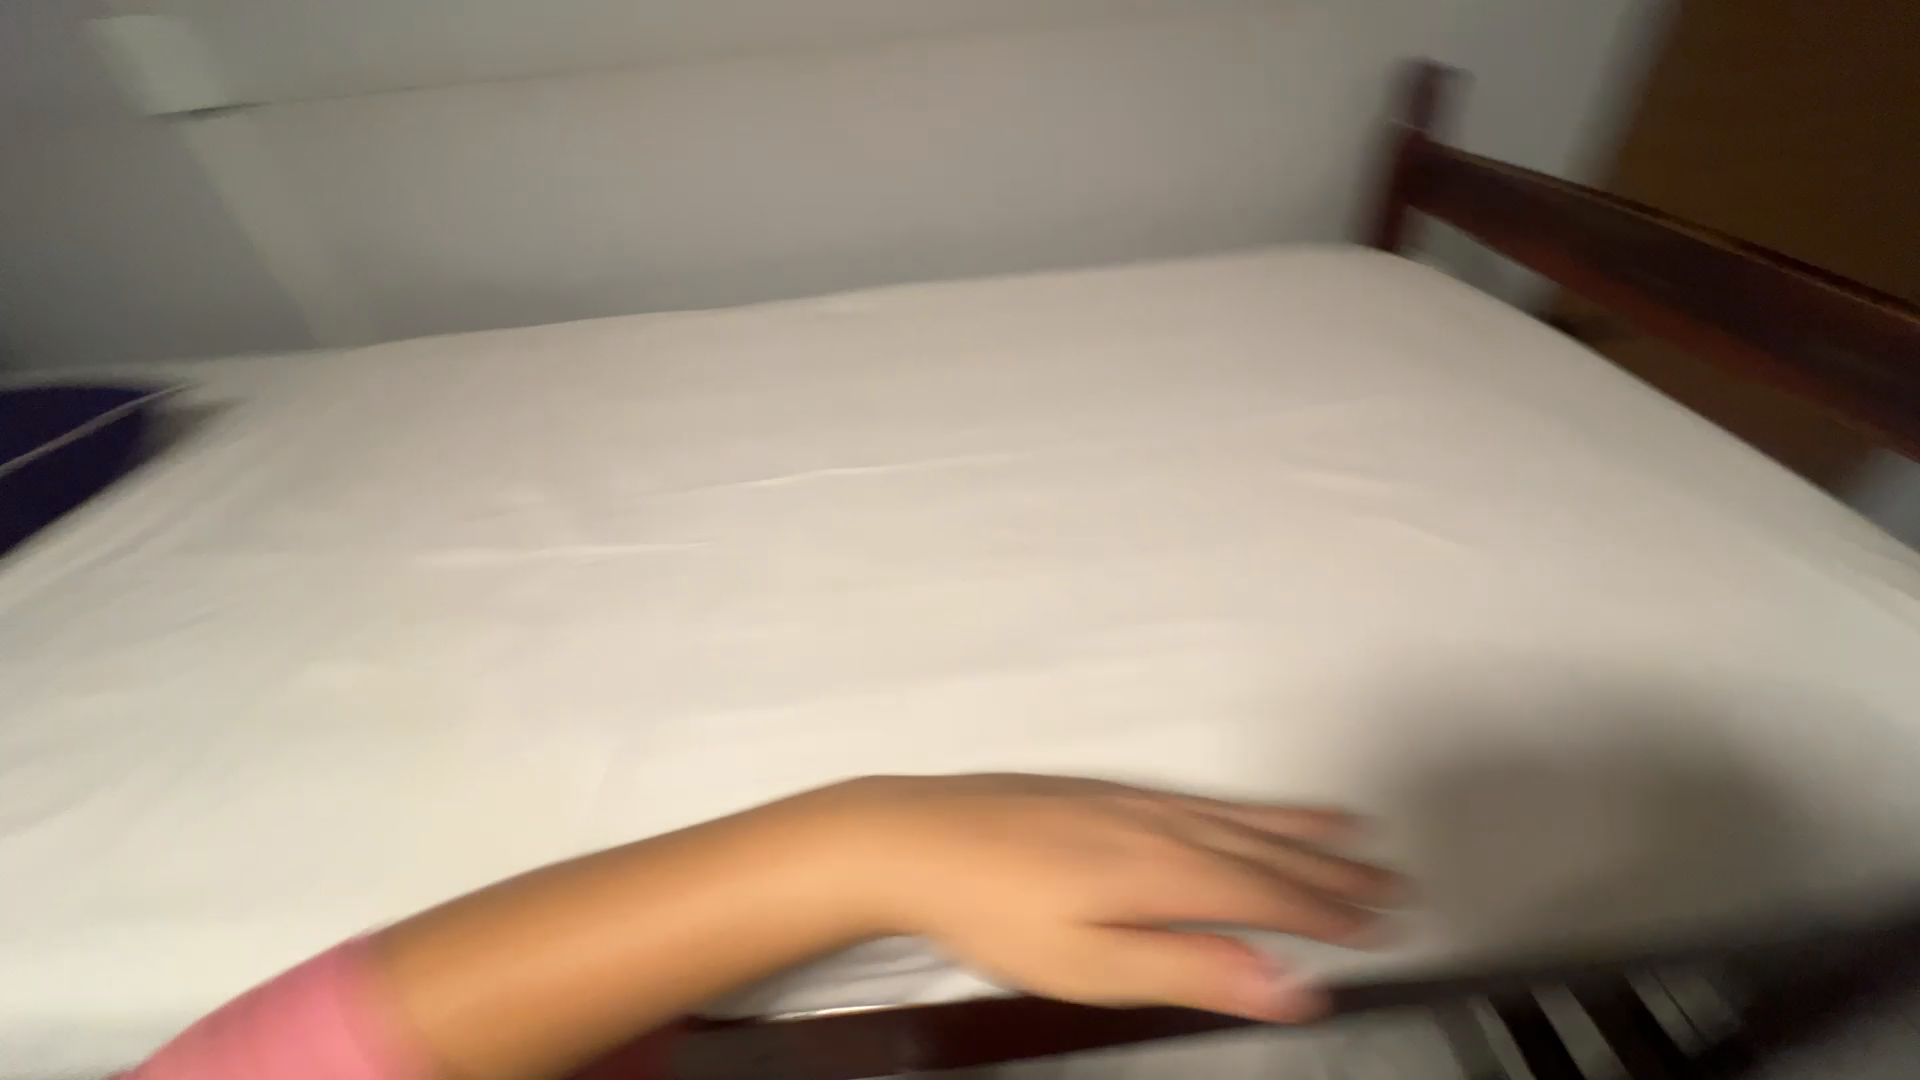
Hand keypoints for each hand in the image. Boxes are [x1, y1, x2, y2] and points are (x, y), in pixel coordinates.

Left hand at [808, 774, 1400, 1021]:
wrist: (919, 838)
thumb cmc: (998, 910)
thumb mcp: (1092, 963)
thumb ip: (1192, 968)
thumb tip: (1290, 986)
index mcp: (1163, 872)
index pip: (1268, 895)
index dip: (1327, 913)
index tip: (1380, 925)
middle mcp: (1158, 825)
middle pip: (1261, 850)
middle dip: (1328, 871)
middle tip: (1389, 884)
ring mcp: (1129, 801)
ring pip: (1233, 817)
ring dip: (1295, 830)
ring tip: (1348, 833)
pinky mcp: (1103, 793)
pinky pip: (1195, 798)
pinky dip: (1238, 806)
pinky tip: (1243, 812)